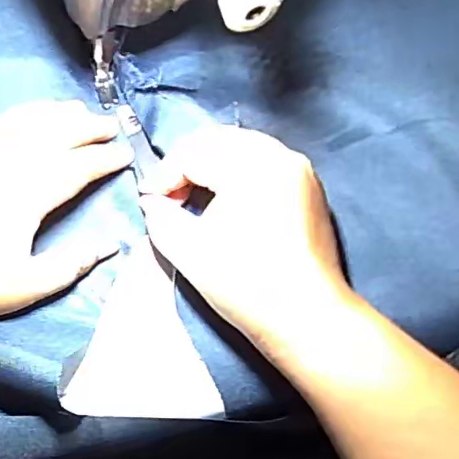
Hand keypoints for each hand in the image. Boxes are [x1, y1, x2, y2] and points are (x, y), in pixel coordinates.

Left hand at [0, 101, 132, 325]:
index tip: (125, 155)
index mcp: (28, 193)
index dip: (104, 160)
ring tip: (71, 109)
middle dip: (86, 128)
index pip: (76, 168)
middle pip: (52, 137)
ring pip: (14, 124)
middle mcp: (2, 164)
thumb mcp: (30, 284)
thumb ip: (72, 263)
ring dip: (46, 114)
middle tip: (111, 124)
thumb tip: (109, 247)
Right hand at [137, 125, 353, 350]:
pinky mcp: (310, 191)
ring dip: (212, 168)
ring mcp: (300, 172)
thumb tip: (152, 203)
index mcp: (250, 165)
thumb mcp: (188, 251)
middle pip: (219, 141)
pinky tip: (225, 207)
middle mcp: (280, 157)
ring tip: (193, 201)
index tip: (149, 202)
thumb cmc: (245, 284)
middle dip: (187, 164)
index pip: (192, 153)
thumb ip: (160, 218)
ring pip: (243, 150)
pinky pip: (264, 166)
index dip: (163, 176)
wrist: (305, 318)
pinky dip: (238, 176)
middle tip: (167, 197)